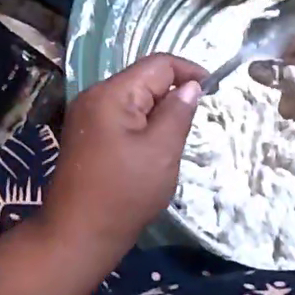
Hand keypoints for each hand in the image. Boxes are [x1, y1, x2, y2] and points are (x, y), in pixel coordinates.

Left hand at [43, 53, 205, 254]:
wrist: (80, 230)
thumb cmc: (124, 191)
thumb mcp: (161, 150)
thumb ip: (178, 112)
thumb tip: (191, 85)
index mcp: (110, 94)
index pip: (157, 64)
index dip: (189, 71)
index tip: (214, 90)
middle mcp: (92, 97)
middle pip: (141, 78)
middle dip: (172, 92)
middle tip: (194, 121)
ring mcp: (85, 116)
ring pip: (131, 98)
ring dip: (157, 110)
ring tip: (174, 137)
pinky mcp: (85, 134)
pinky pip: (119, 116)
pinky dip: (140, 123)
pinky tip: (151, 145)